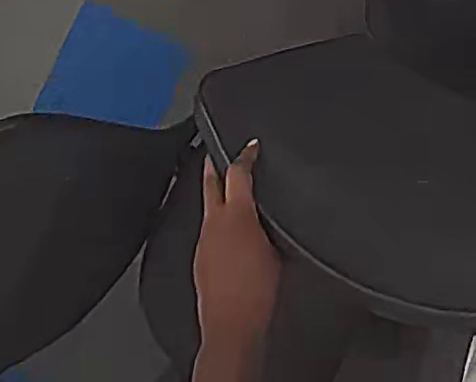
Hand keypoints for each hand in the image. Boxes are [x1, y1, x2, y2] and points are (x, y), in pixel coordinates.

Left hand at [195, 141, 279, 365]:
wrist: (231, 330)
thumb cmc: (258, 292)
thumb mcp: (277, 249)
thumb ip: (270, 223)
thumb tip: (270, 213)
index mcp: (236, 214)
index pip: (237, 171)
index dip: (245, 154)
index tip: (252, 145)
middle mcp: (214, 222)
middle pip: (210, 181)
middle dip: (215, 163)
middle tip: (219, 150)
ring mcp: (203, 241)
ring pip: (208, 206)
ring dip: (218, 195)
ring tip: (230, 191)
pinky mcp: (199, 259)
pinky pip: (208, 229)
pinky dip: (217, 222)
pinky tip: (229, 231)